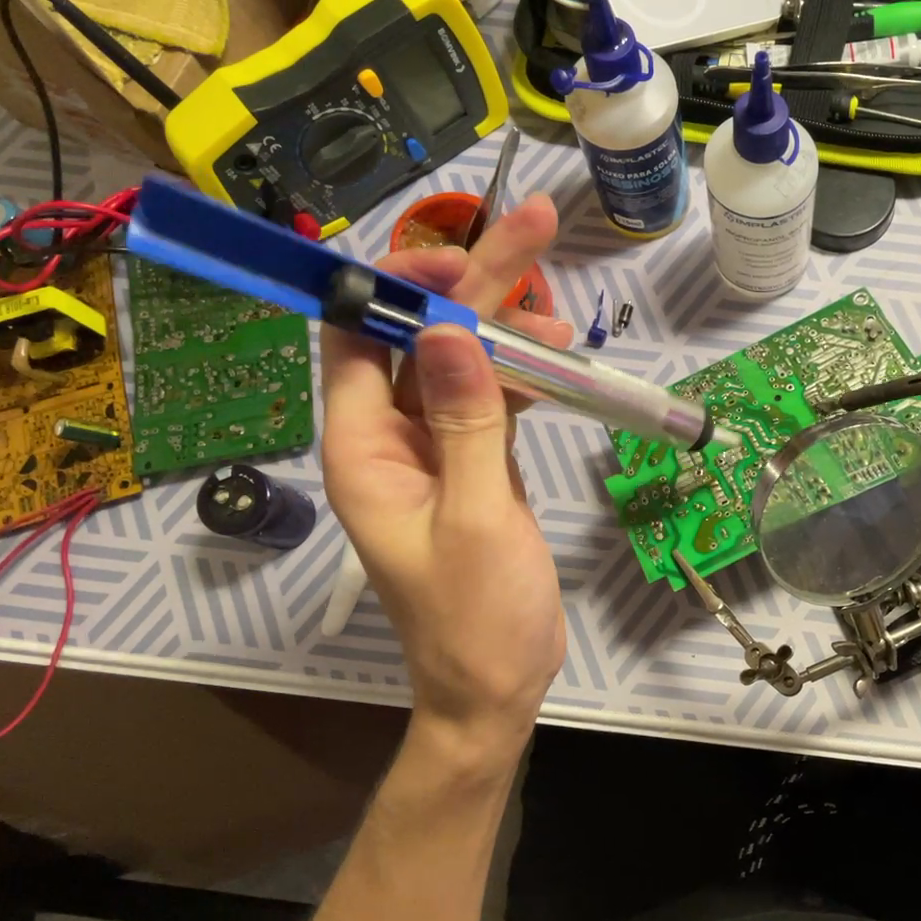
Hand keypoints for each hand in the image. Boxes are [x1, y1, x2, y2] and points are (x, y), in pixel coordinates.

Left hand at [320, 197, 572, 760]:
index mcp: (365, 450)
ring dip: (506, 331)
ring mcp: (436, 455)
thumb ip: (465, 423)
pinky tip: (559, 362)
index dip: (398, 284)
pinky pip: (490, 405)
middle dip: (473, 286)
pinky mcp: (475, 471)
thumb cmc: (478, 618)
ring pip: (462, 368)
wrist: (496, 688)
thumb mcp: (476, 518)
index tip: (461, 254)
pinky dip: (522, 378)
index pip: (358, 339)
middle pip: (421, 342)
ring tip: (561, 311)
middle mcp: (391, 442)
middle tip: (534, 231)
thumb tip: (443, 328)